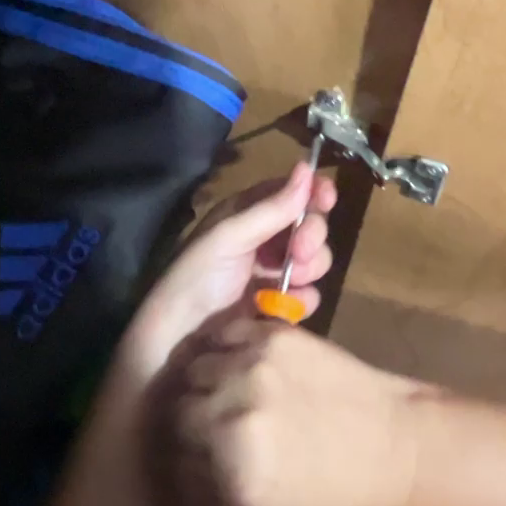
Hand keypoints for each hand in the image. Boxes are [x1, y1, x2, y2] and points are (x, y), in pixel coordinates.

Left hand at [120, 162, 335, 377]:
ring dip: (309, 268)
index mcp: (248, 213)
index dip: (313, 191)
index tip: (327, 199)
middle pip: (310, 224)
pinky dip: (303, 298)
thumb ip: (271, 208)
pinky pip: (308, 294)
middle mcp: (263, 237)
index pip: (291, 192)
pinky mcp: (277, 304)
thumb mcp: (230, 236)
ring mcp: (272, 271)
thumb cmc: (196, 277)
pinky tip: (286, 305)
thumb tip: (307, 167)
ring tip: (288, 281)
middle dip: (311, 236)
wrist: (178, 338)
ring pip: (315, 259)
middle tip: (298, 252)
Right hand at [165, 316, 425, 505]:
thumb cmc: (329, 502)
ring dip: (203, 383)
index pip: (170, 447)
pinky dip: (221, 349)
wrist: (389, 444)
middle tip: (212, 436)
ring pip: (196, 364)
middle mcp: (236, 399)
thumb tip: (174, 505)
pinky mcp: (274, 333)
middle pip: (178, 403)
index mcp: (231, 455)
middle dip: (189, 421)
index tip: (201, 466)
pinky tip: (237, 370)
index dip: (182, 460)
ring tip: (225, 402)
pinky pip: (223, 333)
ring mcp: (256, 359)